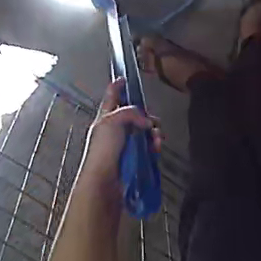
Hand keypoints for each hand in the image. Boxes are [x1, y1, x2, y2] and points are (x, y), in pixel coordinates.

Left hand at [73, 79, 159, 199]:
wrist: (105, 183)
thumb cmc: (103, 149)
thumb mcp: (111, 121)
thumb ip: (130, 112)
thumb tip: (146, 122)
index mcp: (105, 118)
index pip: (112, 97)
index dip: (117, 87)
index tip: (124, 78)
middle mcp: (115, 129)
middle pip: (135, 114)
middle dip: (147, 115)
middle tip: (152, 122)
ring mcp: (126, 144)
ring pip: (145, 130)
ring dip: (154, 131)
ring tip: (156, 138)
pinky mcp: (135, 158)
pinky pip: (149, 146)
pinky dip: (155, 144)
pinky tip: (156, 147)